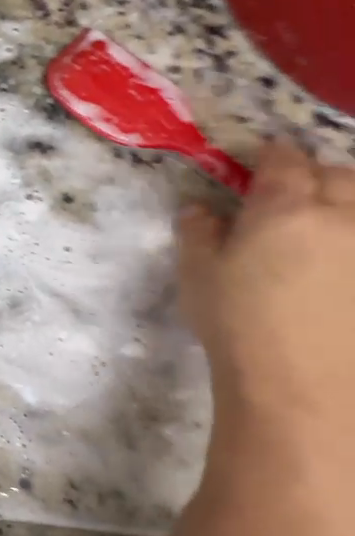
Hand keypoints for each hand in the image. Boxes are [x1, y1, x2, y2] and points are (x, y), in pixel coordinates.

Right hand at [177, 141, 354, 432]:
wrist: (304, 380)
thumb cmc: (235, 322)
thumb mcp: (197, 275)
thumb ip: (199, 233)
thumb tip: (202, 208)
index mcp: (284, 210)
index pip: (285, 163)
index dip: (271, 155)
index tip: (260, 157)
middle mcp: (343, 216)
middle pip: (339, 174)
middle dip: (316, 175)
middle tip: (290, 192)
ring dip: (345, 201)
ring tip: (323, 223)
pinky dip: (351, 234)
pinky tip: (337, 254)